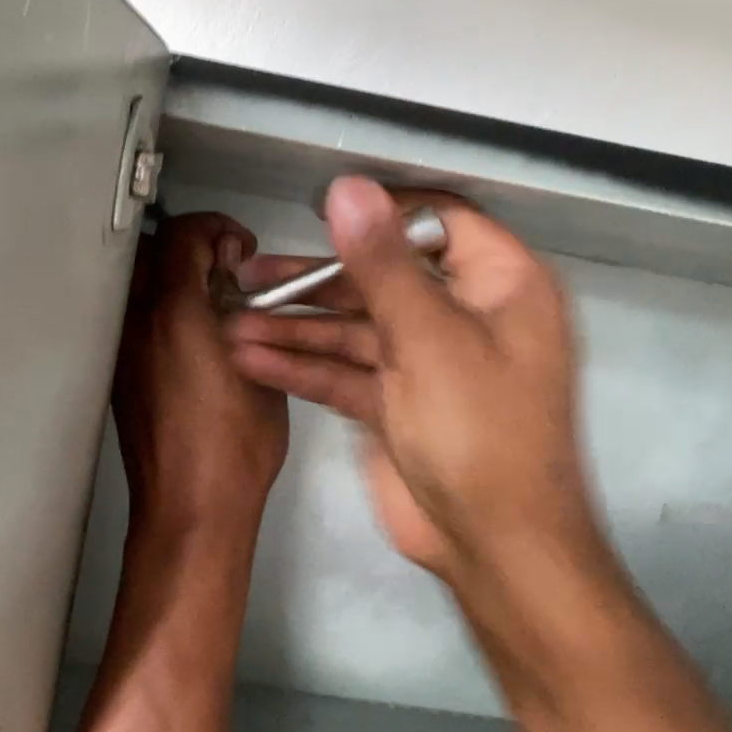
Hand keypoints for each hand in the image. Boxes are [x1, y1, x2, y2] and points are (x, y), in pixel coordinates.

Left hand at [114, 213, 287, 534]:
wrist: (190, 506)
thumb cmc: (238, 446)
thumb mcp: (265, 372)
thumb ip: (249, 321)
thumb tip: (236, 298)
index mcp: (177, 313)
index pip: (182, 234)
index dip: (216, 229)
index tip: (241, 252)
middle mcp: (138, 323)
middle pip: (149, 251)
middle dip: (188, 248)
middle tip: (225, 273)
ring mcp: (121, 349)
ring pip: (134, 284)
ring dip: (169, 278)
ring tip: (208, 305)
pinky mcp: (118, 374)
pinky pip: (131, 319)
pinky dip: (157, 310)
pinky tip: (189, 339)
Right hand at [228, 178, 599, 581]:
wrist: (490, 541)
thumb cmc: (479, 432)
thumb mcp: (429, 338)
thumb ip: (382, 264)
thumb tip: (347, 189)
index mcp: (498, 286)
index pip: (435, 224)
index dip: (377, 217)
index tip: (315, 217)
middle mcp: (461, 317)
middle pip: (378, 280)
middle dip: (312, 282)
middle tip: (248, 276)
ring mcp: (424, 363)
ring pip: (351, 329)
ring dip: (294, 328)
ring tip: (233, 324)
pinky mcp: (393, 404)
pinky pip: (342, 373)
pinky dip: (300, 367)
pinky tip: (251, 360)